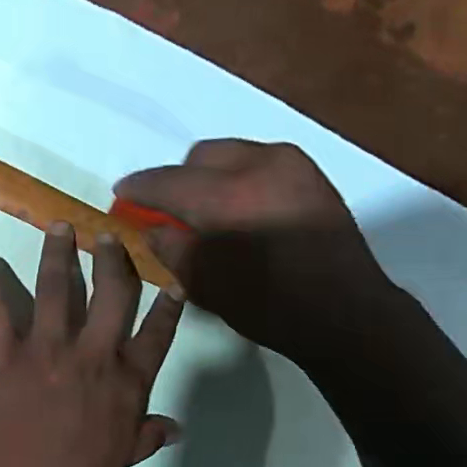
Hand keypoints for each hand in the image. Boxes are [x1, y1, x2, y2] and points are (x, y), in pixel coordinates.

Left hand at [0, 222, 182, 466]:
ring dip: (57, 253)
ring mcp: (49, 348)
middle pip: (112, 293)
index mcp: (127, 380)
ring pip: (56, 288)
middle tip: (110, 236)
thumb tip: (176, 429)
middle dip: (114, 260)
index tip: (174, 284)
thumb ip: (148, 435)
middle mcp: (94, 353)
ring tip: (58, 226)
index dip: (169, 307)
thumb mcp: (122, 457)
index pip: (158, 333)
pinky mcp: (7, 353)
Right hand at [114, 140, 399, 359]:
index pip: (168, 181)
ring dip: (210, 176)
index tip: (122, 194)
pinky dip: (240, 177)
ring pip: (232, 154)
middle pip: (200, 156)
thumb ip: (172, 249)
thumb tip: (153, 227)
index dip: (139, 187)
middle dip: (178, 179)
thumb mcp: (207, 287)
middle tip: (168, 208)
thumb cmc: (270, 308)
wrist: (345, 313)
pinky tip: (242, 208)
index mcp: (228, 198)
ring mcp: (291, 164)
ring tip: (207, 208)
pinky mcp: (312, 173)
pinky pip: (261, 161)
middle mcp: (259, 165)